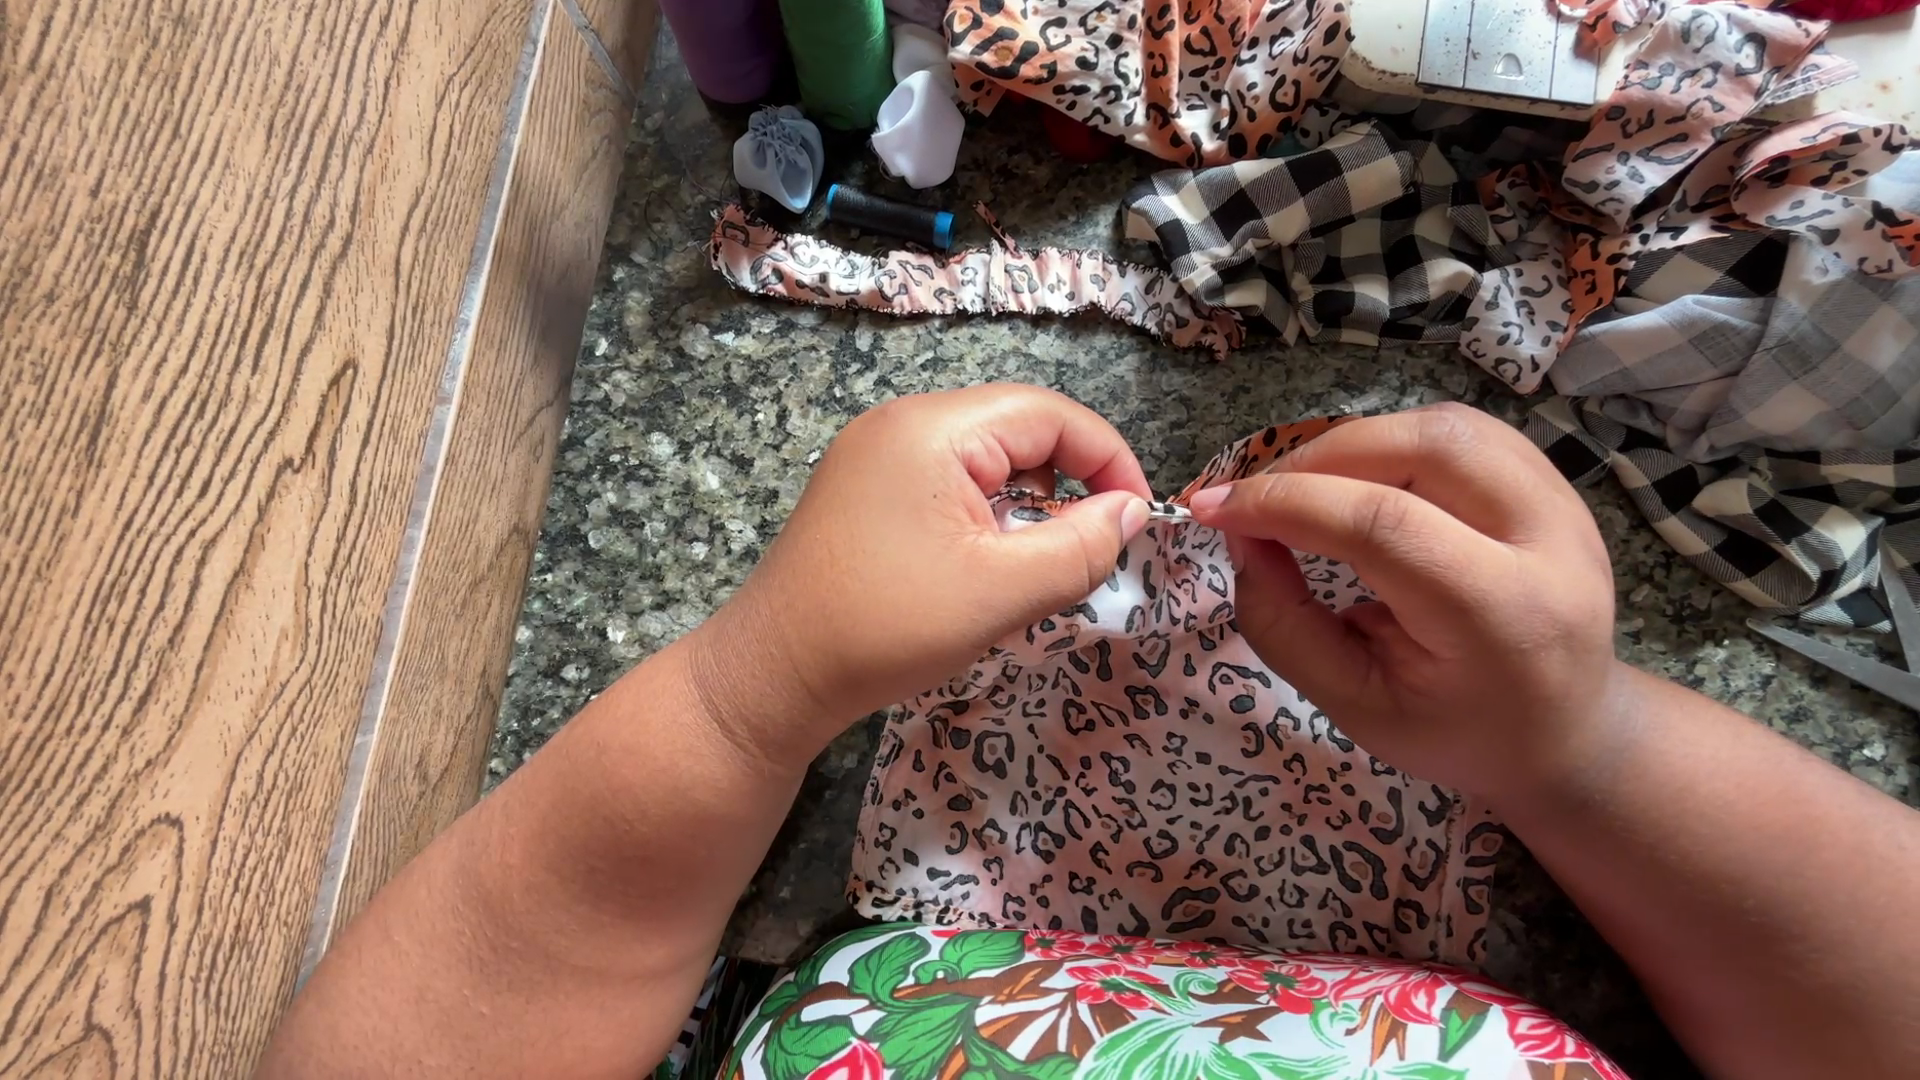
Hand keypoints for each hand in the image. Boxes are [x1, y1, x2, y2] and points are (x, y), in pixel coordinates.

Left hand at [688, 384, 1152, 764]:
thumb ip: (1080, 547)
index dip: (1107, 458)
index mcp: (932, 427)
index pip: (1048, 413)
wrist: (774, 675)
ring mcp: (878, 454)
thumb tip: (1132, 512)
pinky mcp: (867, 488)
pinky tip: (979, 565)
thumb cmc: (885, 629)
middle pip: (1016, 431)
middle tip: (1079, 551)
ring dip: (1024, 505)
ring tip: (1023, 566)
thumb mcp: (1000, 592)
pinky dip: (983, 516)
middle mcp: (902, 423)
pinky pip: (949, 482)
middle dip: (1064, 486)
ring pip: (985, 460)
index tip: (1137, 517)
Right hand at [1187, 404, 1621, 805]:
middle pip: (1420, 447)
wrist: (1562, 729)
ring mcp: (1562, 500)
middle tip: (1252, 498)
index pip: (1381, 525)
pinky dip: (1382, 440)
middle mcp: (1551, 542)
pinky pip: (1453, 429)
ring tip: (1295, 489)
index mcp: (1503, 617)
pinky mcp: (1550, 481)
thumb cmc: (1450, 730)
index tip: (1210, 509)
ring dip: (1346, 444)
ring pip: (1438, 424)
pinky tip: (1350, 479)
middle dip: (1312, 460)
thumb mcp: (1348, 702)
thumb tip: (1240, 536)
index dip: (1281, 503)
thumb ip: (1283, 623)